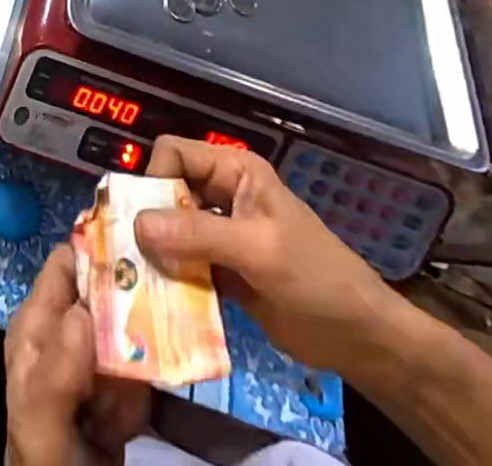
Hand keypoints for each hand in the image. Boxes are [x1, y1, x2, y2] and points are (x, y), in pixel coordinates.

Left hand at [5, 246, 149, 465]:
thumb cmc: (44, 459)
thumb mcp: (40, 420)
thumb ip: (55, 372)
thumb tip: (81, 311)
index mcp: (36, 321)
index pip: (67, 262)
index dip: (100, 254)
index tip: (141, 259)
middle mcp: (62, 329)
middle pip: (107, 294)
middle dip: (127, 329)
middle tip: (130, 362)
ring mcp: (90, 358)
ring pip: (131, 337)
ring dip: (132, 379)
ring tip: (110, 411)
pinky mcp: (113, 388)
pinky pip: (141, 376)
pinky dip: (137, 403)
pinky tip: (121, 428)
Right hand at [132, 136, 412, 377]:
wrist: (360, 338)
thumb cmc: (317, 279)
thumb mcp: (259, 250)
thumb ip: (199, 235)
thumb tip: (137, 224)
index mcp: (234, 171)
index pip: (173, 153)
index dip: (155, 178)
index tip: (146, 217)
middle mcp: (221, 194)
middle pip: (164, 190)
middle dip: (147, 218)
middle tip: (131, 252)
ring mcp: (218, 232)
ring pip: (167, 227)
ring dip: (153, 250)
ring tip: (139, 276)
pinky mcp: (217, 266)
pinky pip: (178, 260)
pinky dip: (166, 274)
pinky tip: (158, 294)